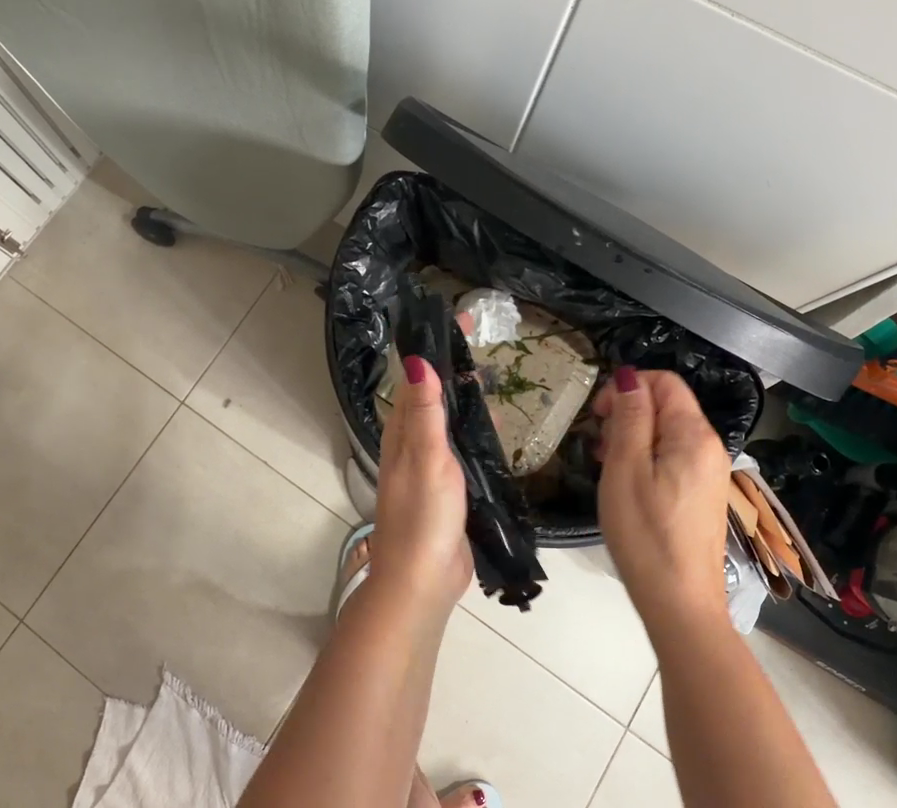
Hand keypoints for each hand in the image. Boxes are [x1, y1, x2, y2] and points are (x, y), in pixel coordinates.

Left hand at [372, 356, 472, 616]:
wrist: (421, 580)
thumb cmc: (422, 517)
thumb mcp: (426, 458)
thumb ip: (425, 412)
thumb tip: (416, 359)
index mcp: (401, 432)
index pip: (417, 376)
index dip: (437, 345)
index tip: (462, 317)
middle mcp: (410, 443)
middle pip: (430, 394)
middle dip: (452, 366)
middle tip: (483, 344)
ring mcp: (428, 467)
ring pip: (445, 421)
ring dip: (463, 397)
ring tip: (490, 378)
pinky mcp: (446, 489)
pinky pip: (459, 448)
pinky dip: (473, 430)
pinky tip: (495, 430)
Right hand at [595, 368, 732, 625]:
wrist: (679, 602)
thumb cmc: (645, 532)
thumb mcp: (626, 468)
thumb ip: (630, 417)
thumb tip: (628, 377)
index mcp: (694, 435)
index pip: (664, 382)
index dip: (626, 386)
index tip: (597, 415)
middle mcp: (710, 447)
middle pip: (666, 405)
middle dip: (627, 412)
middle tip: (597, 444)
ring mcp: (709, 473)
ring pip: (667, 432)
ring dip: (633, 436)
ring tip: (606, 464)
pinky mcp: (702, 495)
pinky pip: (673, 457)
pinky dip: (646, 458)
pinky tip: (625, 483)